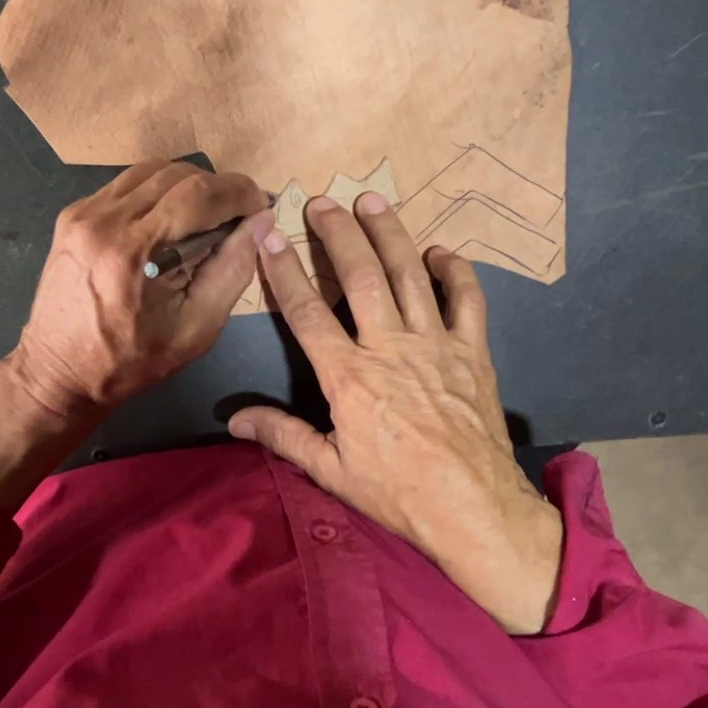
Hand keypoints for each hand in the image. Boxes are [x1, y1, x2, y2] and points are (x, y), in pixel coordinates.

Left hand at [0, 160, 270, 511]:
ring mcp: (83, 213)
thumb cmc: (131, 362)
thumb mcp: (196, 328)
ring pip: (151, 172)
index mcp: (133, 249)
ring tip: (206, 216)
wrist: (59, 373)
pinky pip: (127, 186)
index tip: (260, 204)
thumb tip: (261, 223)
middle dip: (217, 187)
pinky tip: (167, 222)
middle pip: (177, 174)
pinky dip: (156, 194)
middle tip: (238, 214)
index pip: (199, 193)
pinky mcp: (72, 216)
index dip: (238, 191)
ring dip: (187, 186)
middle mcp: (103, 219)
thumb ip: (233, 270)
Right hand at [228, 192, 562, 633]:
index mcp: (349, 376)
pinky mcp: (473, 353)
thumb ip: (283, 435)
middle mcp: (389, 347)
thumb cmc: (395, 490)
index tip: (271, 235)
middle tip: (323, 201)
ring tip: (372, 202)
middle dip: (338, 235)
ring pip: (409, 276)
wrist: (471, 506)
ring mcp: (435, 345)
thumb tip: (234, 418)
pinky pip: (467, 301)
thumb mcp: (329, 468)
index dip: (286, 271)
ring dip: (389, 235)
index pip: (307, 312)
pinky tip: (441, 252)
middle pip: (360, 277)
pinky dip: (455, 272)